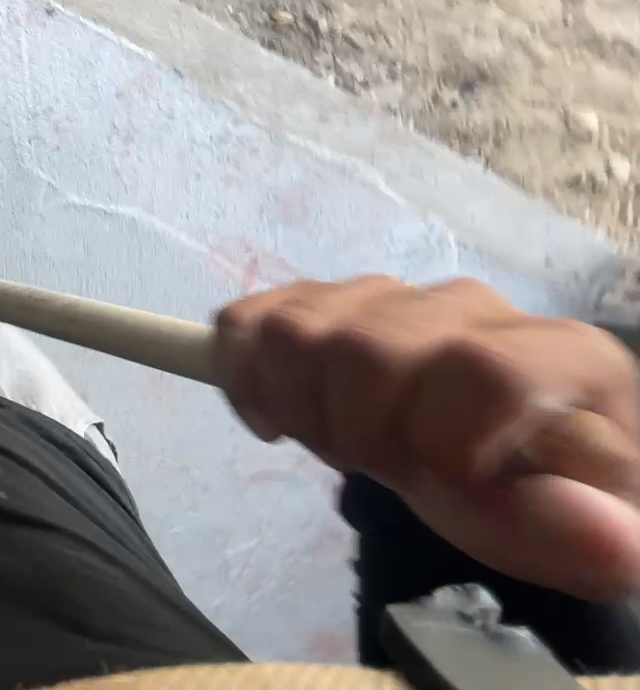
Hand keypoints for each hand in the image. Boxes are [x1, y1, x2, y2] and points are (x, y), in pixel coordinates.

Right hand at [215, 276, 639, 599]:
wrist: (474, 454)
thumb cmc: (528, 492)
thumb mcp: (576, 537)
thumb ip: (593, 538)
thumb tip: (591, 524)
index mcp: (555, 353)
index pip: (482, 368)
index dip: (441, 436)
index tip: (441, 478)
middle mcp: (463, 305)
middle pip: (365, 347)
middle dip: (350, 428)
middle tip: (372, 467)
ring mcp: (374, 294)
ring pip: (290, 329)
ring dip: (291, 405)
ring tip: (326, 440)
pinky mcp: (303, 298)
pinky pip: (242, 321)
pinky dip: (239, 377)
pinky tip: (272, 414)